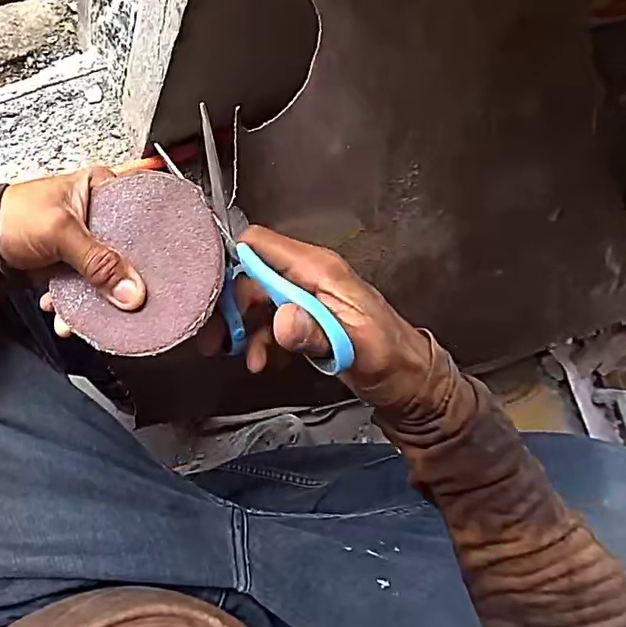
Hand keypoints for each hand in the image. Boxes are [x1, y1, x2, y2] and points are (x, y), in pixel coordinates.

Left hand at [0, 167, 144, 312]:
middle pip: (126, 252)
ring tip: (81, 311)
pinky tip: (66, 310)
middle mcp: (98, 213)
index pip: (138, 216)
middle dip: (118, 281)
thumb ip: (98, 262)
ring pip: (108, 274)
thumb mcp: (60, 232)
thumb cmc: (11, 217)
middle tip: (120, 299)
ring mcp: (87, 241)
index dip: (147, 246)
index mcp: (101, 188)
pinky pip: (89, 287)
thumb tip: (131, 289)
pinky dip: (79, 303)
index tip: (150, 274)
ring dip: (95, 299)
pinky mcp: (75, 264)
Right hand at [207, 225, 434, 410]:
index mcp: (320, 271)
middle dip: (230, 307)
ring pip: (253, 301)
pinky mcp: (302, 318)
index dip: (232, 264)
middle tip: (219, 339)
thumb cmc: (393, 360)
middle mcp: (308, 278)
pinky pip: (267, 321)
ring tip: (243, 356)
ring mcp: (303, 298)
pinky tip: (260, 359)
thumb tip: (283, 319)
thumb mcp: (356, 348)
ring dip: (240, 329)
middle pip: (249, 275)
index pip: (260, 245)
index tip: (216, 297)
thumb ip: (317, 333)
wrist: (409, 382)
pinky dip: (256, 340)